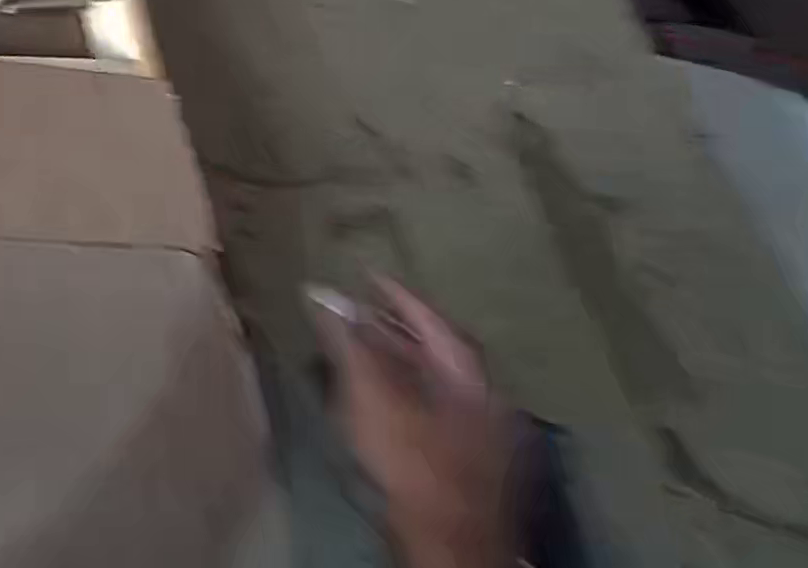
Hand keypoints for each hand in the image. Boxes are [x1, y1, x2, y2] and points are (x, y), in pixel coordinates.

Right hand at [309, 278, 515, 567]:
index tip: (367, 273)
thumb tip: (322, 291)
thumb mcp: (371, 389)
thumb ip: (348, 338)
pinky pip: (432, 400)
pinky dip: (403, 381)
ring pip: (434, 378)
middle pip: (437, 350)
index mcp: (471, 379)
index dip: (398, 295)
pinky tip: (375, 383)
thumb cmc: (408, 453)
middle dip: (393, 324)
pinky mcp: (466, 455)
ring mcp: (480, 432)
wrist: (444, 535)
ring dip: (396, 354)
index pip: (434, 322)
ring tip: (357, 338)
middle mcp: (486, 400)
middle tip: (357, 305)